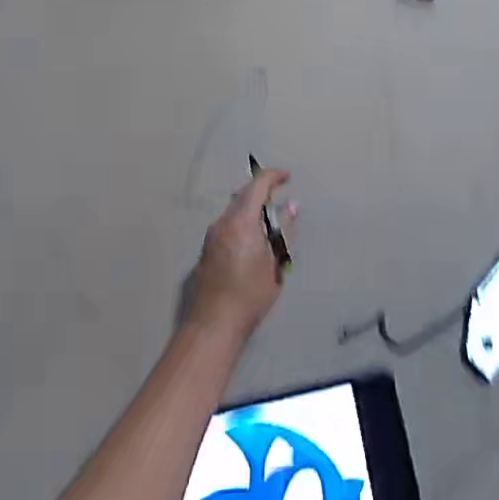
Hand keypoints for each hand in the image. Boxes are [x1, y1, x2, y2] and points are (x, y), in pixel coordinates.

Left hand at [184, 166, 293, 341]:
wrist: (214, 323)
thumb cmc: (251, 294)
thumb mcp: (276, 263)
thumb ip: (284, 230)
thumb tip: (292, 205)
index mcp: (241, 222)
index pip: (257, 186)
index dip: (273, 176)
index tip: (287, 176)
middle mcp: (222, 222)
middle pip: (243, 195)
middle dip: (261, 191)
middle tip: (280, 197)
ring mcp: (211, 235)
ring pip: (234, 210)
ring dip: (251, 208)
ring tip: (269, 223)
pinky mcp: (207, 248)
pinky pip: (227, 224)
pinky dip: (242, 222)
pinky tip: (252, 240)